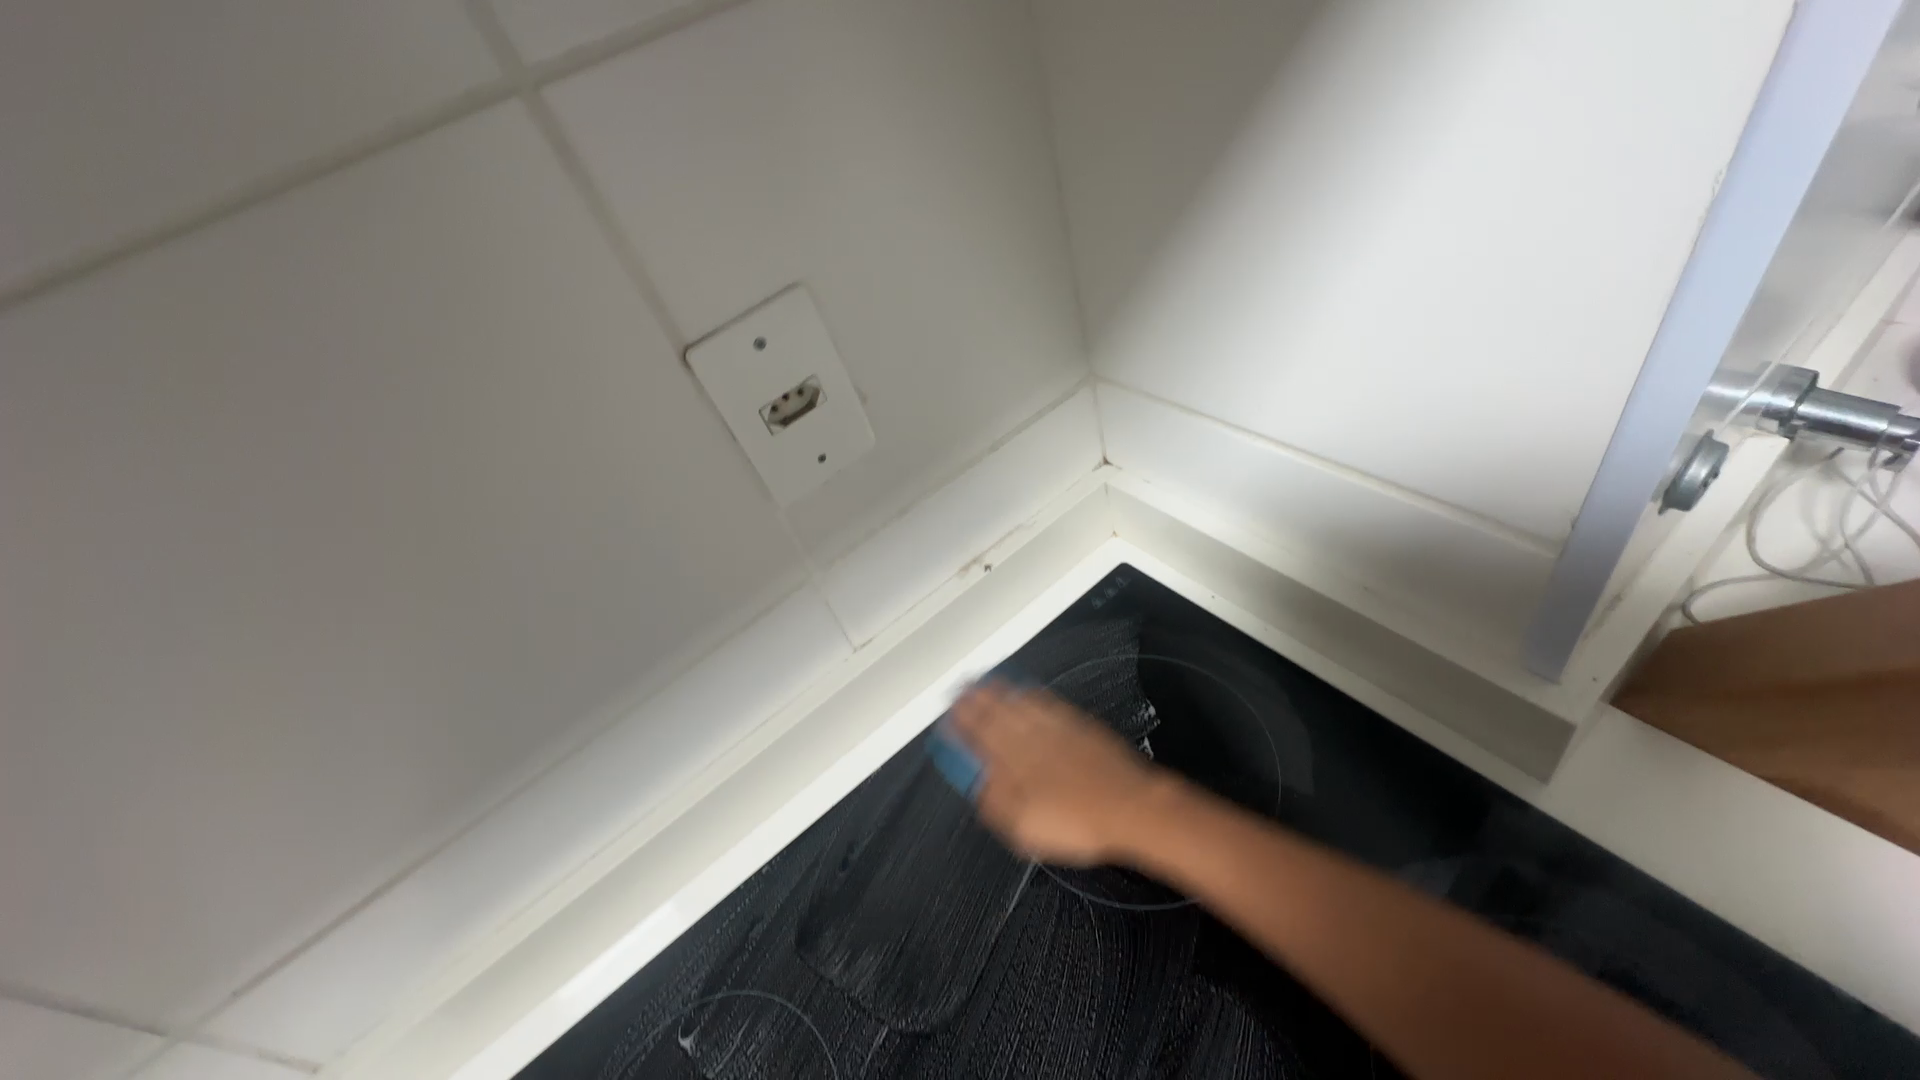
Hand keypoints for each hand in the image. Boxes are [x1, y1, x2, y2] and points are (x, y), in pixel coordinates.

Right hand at [947, 680, 1170, 866]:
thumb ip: (994, 802)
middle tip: (960, 688)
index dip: (960, 723)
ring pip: (1020, 702)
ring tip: (986, 682)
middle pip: (996, 711)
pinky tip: (1028, 692)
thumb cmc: (1080, 821)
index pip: (978, 734)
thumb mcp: (1023, 827)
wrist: (1131, 807)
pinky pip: (1047, 702)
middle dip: (974, 698)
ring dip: (999, 690)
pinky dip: (1031, 694)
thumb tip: (977, 786)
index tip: (948, 714)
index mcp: (1013, 760)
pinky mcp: (1080, 726)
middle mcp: (1032, 737)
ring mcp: (1058, 728)